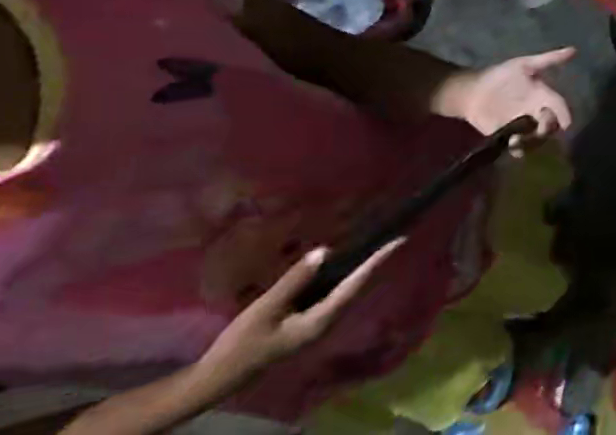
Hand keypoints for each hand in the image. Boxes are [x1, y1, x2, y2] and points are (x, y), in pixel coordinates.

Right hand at [191, 242, 400, 398]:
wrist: (215, 379)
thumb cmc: (240, 344)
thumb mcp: (266, 309)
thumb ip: (296, 280)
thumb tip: (325, 251)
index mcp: (322, 320)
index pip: (356, 283)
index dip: (378, 260)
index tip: (399, 240)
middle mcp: (327, 322)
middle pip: (356, 285)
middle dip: (373, 261)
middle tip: (389, 237)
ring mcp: (316, 324)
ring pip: (344, 290)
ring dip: (357, 269)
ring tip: (371, 244)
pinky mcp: (305, 324)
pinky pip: (329, 295)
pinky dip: (338, 278)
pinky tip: (337, 266)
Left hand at [433, 48, 575, 151]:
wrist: (471, 91)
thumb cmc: (499, 75)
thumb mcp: (524, 65)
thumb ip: (548, 60)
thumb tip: (573, 50)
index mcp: (542, 96)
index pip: (559, 105)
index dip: (564, 114)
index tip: (567, 125)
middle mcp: (536, 112)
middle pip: (551, 125)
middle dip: (548, 129)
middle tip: (539, 131)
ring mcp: (522, 125)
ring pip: (537, 138)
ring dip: (532, 142)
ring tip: (517, 141)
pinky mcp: (508, 136)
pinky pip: (519, 147)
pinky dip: (519, 149)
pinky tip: (512, 146)